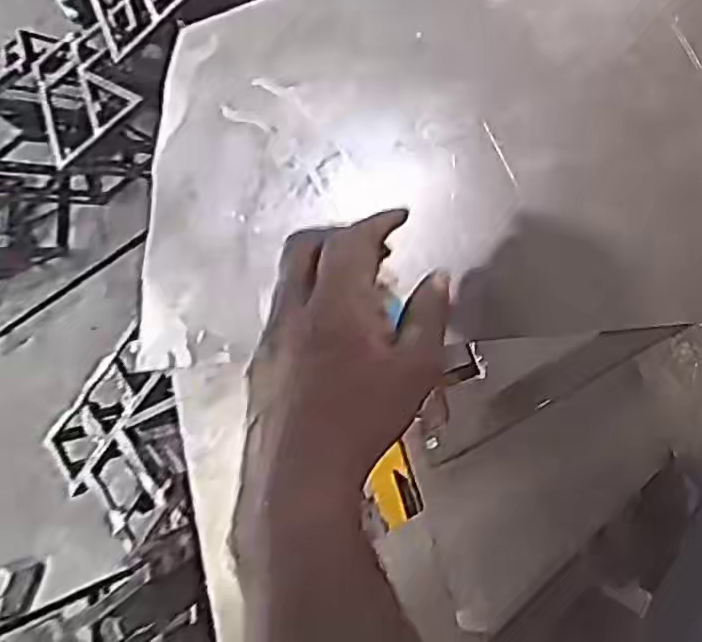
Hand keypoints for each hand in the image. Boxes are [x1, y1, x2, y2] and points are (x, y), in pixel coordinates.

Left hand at [235, 210, 449, 528]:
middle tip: (382, 242)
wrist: (298, 484)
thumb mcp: (418, 364)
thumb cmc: (362, 423)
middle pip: (306, 249)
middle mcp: (293, 318)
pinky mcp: (264, 366)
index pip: (349, 243)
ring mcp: (272, 342)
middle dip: (346, 235)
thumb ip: (430, 313)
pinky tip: (350, 330)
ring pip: (295, 281)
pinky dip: (320, 299)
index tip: (399, 218)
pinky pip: (289, 311)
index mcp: (334, 310)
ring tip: (375, 289)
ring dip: (333, 269)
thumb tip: (438, 280)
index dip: (377, 222)